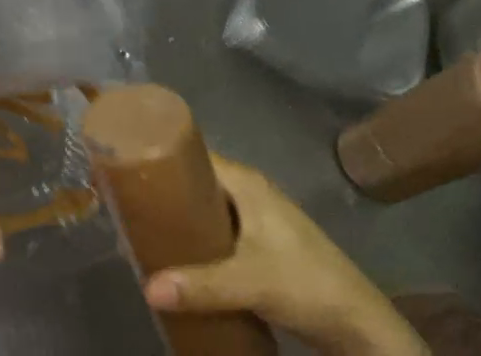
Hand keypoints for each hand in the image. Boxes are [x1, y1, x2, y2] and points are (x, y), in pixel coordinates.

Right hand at [143, 156, 427, 355]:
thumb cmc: (308, 284)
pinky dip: (192, 236)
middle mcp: (249, 191)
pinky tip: (173, 255)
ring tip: (137, 227)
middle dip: (158, 189)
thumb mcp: (251, 282)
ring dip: (175, 215)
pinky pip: (214, 229)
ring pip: (203, 206)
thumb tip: (146, 287)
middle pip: (192, 179)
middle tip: (121, 200)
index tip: (117, 161)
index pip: (190, 151)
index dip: (154, 153)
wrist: (363, 328)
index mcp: (246, 182)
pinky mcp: (261, 245)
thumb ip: (200, 285)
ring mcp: (257, 219)